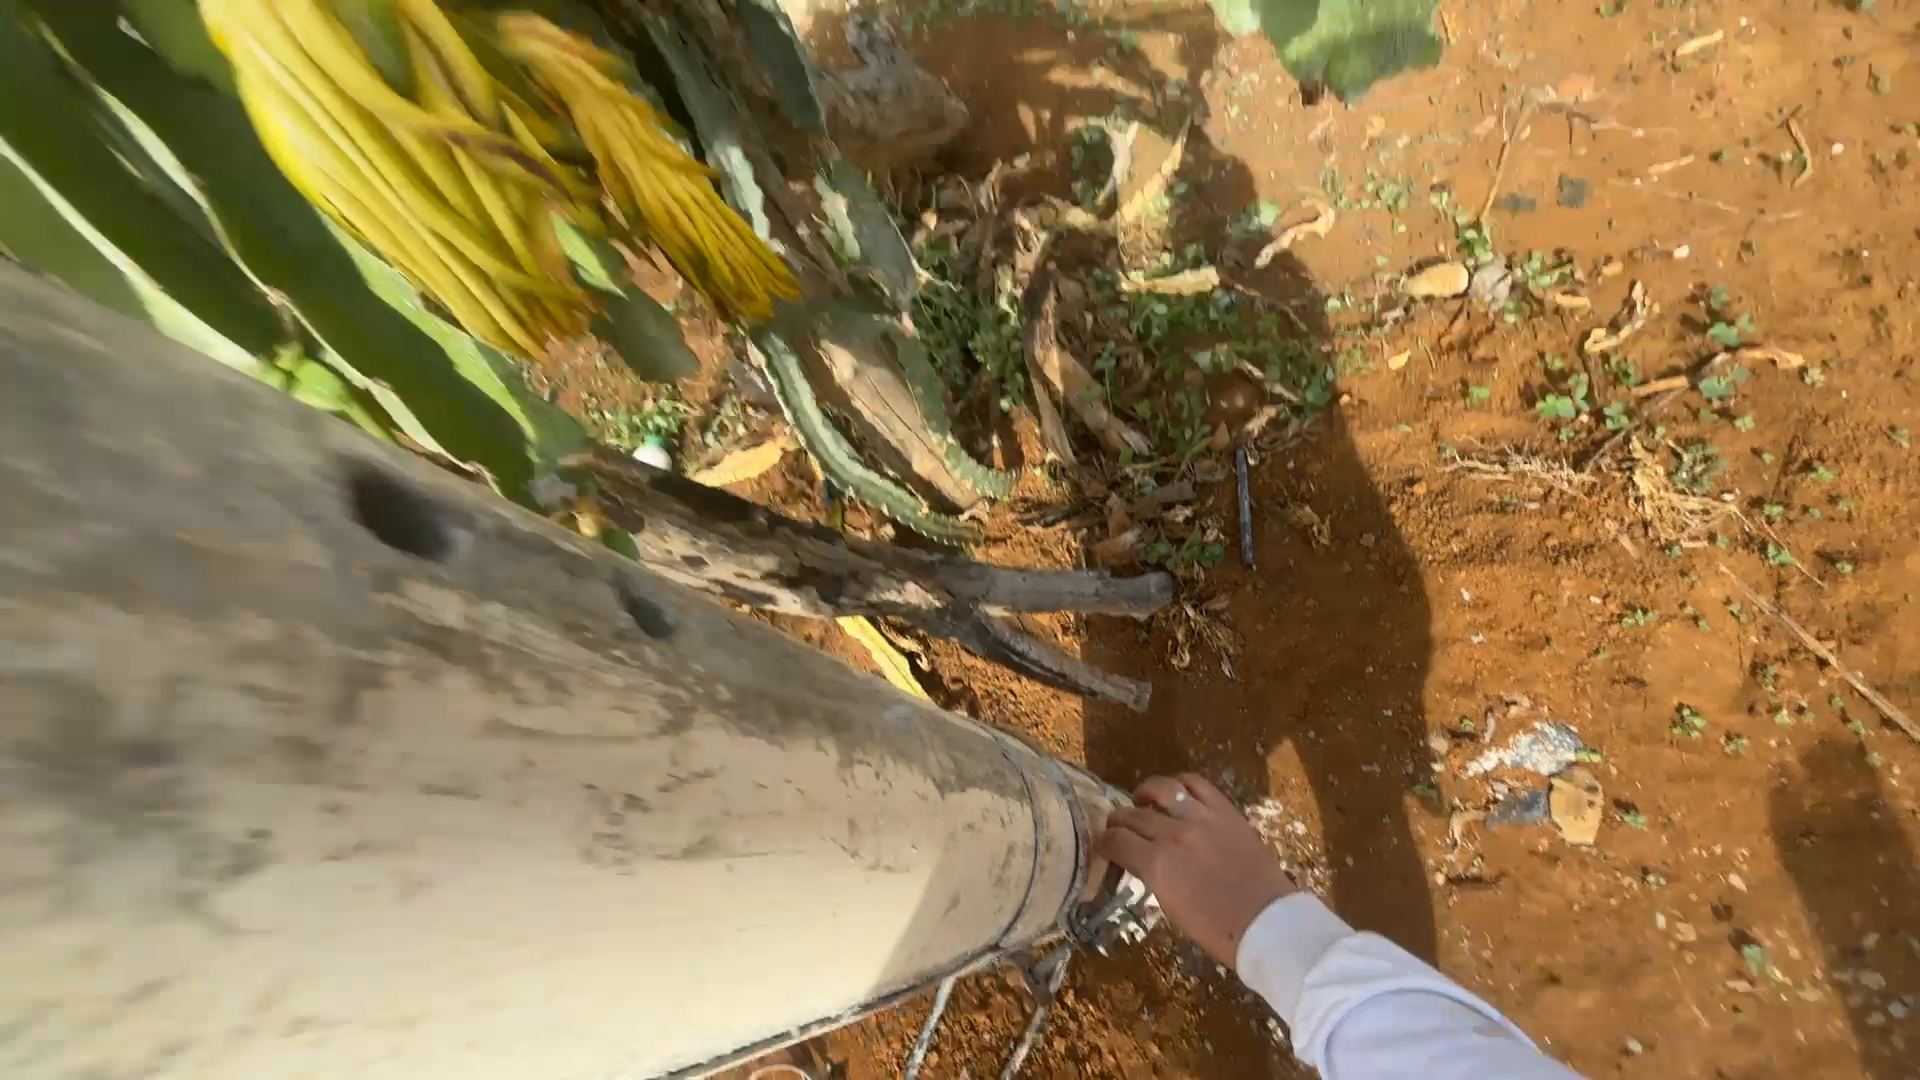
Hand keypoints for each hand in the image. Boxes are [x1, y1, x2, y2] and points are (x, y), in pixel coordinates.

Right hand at [1098, 773, 1295, 966]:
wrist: (1269, 925)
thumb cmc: (1218, 929)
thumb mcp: (1171, 907)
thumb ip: (1151, 874)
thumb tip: (1138, 856)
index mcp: (1157, 865)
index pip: (1116, 840)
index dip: (1105, 841)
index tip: (1104, 843)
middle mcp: (1174, 835)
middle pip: (1133, 815)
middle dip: (1119, 820)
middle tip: (1118, 825)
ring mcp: (1201, 818)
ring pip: (1161, 789)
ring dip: (1145, 792)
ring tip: (1144, 800)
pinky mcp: (1225, 810)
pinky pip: (1196, 783)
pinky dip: (1180, 783)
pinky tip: (1176, 792)